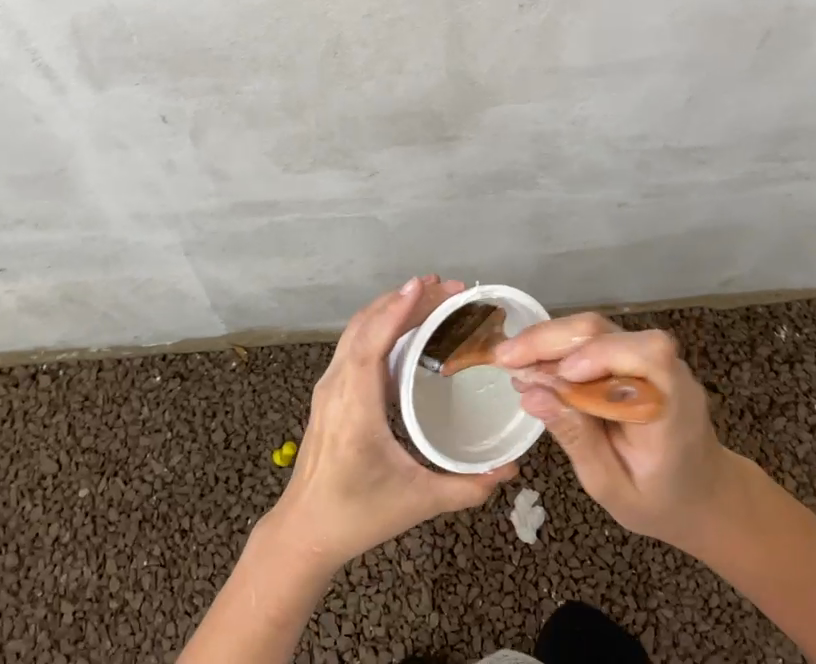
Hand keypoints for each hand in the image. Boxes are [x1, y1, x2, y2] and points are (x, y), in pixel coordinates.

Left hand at [265, 276, 517, 572]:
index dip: (397, 310)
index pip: (371, 342)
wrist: (304, 530)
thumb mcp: (418, 501)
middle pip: (364, 326)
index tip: (425, 285)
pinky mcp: (329, 394)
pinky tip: (404, 331)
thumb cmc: (357, 514)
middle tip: (446, 289)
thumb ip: (467, 486)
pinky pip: (353, 347)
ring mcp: (328, 388)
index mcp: (354, 406)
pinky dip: (379, 327)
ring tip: (428, 298)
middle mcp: (336, 387)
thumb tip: (511, 468)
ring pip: (356, 332)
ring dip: (389, 309)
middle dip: (402, 300)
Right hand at [496, 313, 733, 549]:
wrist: (705, 495)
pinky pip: (593, 341)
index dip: (603, 354)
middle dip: (551, 340)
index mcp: (671, 408)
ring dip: (548, 341)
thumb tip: (532, 395)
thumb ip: (577, 439)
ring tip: (510, 361)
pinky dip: (558, 348)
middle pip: (607, 333)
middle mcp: (665, 372)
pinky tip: (532, 365)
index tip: (562, 375)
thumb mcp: (613, 487)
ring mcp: (650, 360)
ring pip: (594, 330)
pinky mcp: (634, 357)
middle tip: (504, 359)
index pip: (648, 355)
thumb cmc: (661, 501)